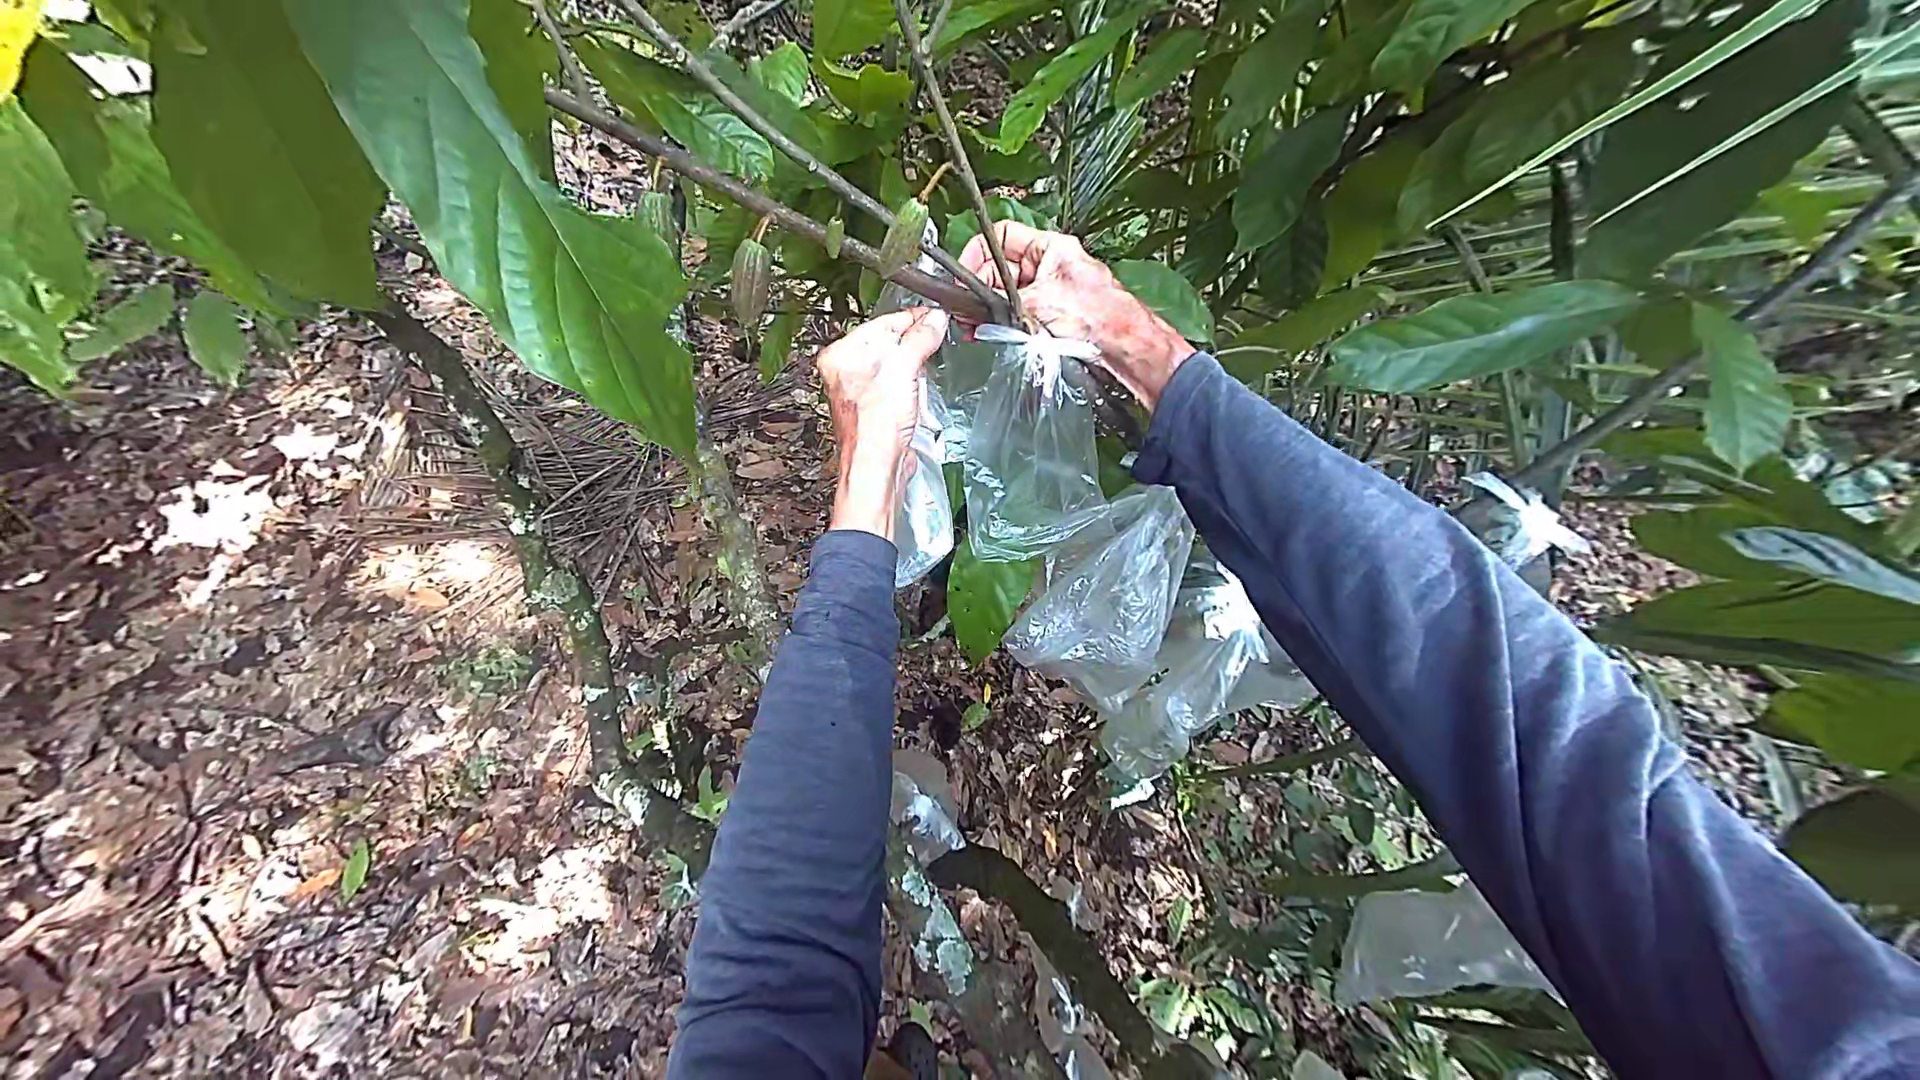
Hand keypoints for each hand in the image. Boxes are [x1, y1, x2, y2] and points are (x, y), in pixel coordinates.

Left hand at [816, 307, 950, 540]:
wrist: (878, 468)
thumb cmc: (875, 427)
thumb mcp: (903, 368)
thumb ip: (919, 338)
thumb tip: (934, 319)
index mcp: (840, 355)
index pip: (882, 323)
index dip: (911, 319)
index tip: (936, 317)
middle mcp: (846, 372)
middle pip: (889, 343)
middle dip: (914, 342)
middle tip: (937, 338)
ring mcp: (862, 392)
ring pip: (895, 365)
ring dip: (915, 365)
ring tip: (927, 367)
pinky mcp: (878, 410)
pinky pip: (899, 386)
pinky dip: (912, 385)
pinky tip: (918, 391)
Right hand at [959, 221, 1194, 410]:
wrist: (1125, 349)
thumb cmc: (1098, 317)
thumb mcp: (1039, 302)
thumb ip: (1001, 301)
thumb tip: (972, 306)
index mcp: (1050, 248)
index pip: (1001, 235)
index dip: (977, 253)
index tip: (962, 277)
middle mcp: (1049, 267)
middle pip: (1000, 268)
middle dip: (980, 289)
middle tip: (966, 311)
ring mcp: (1050, 293)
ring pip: (1007, 296)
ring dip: (989, 311)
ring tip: (975, 327)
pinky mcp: (1051, 318)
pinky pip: (1019, 316)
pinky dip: (1004, 325)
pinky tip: (993, 335)